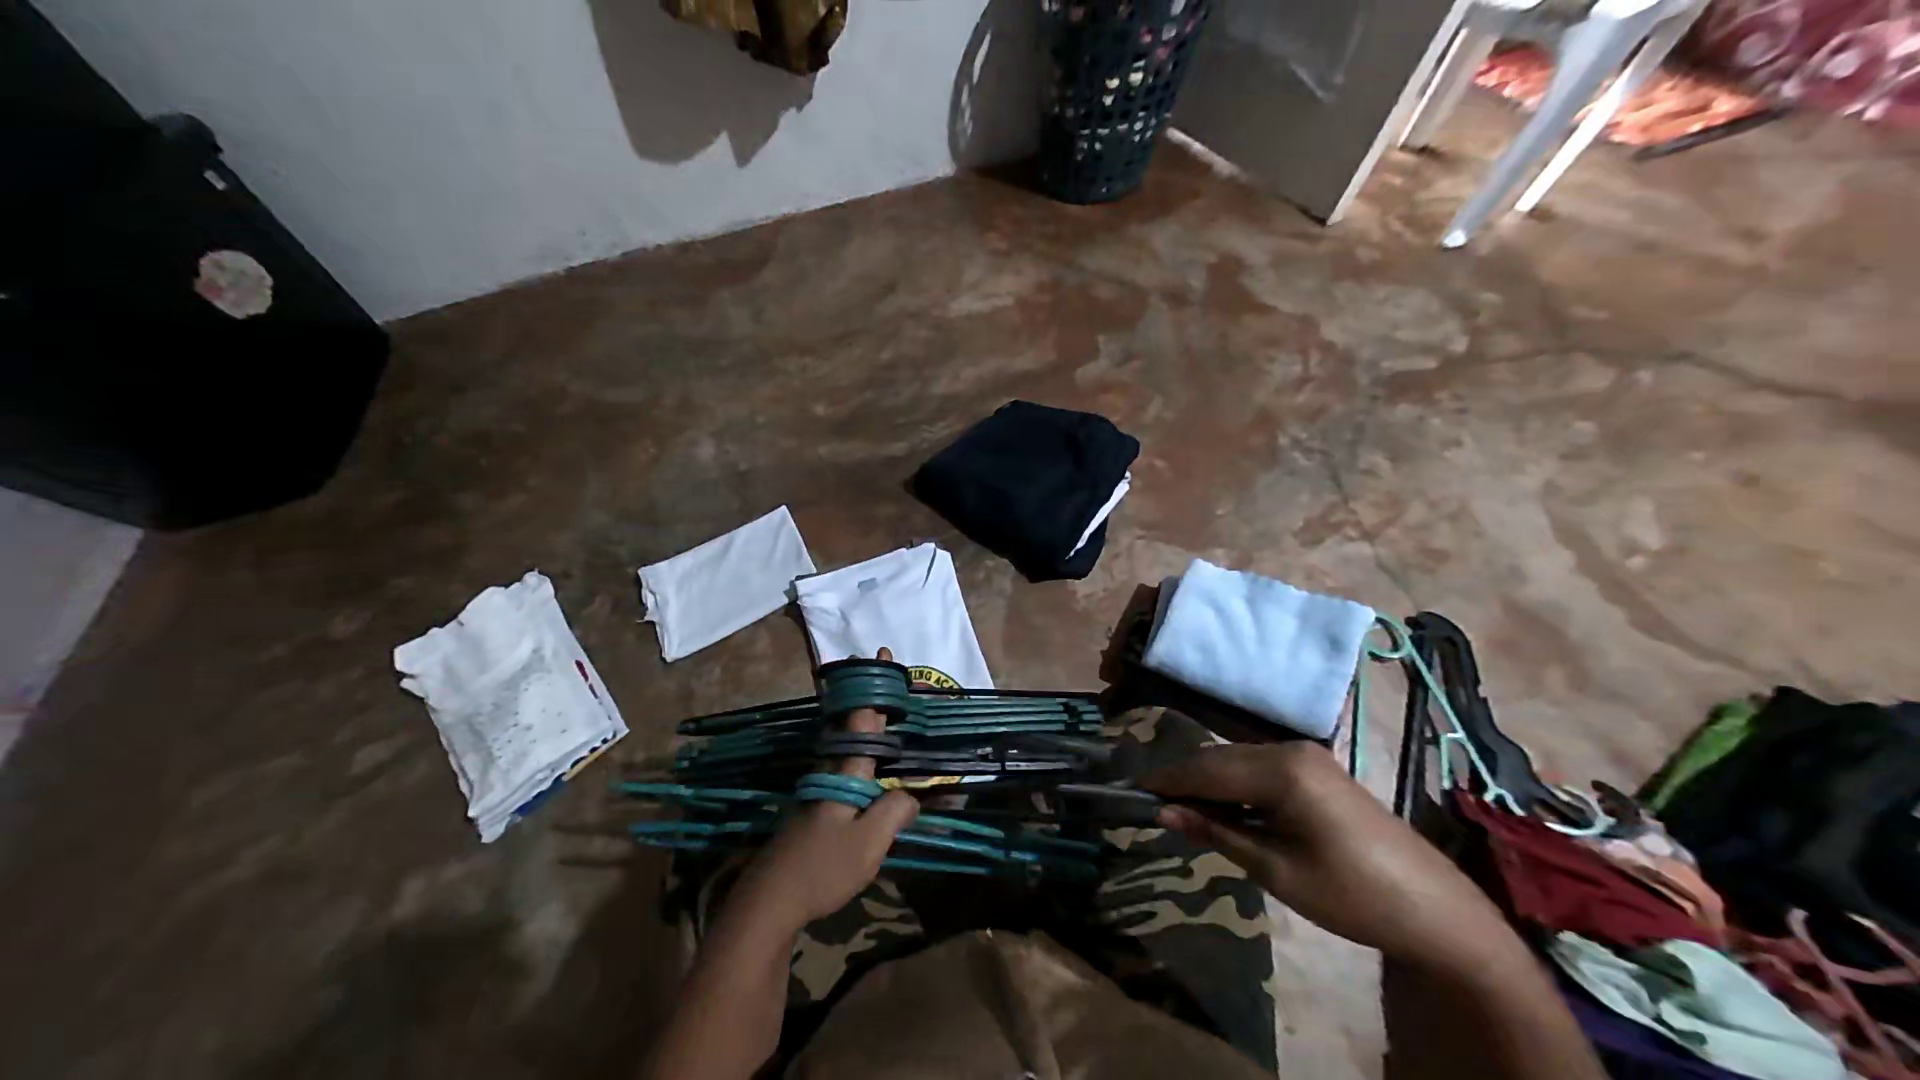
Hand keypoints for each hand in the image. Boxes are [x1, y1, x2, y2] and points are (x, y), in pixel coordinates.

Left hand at [723, 649, 918, 934]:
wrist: (768, 903)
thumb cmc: (821, 869)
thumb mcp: (868, 843)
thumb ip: (894, 812)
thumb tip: (910, 794)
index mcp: (844, 774)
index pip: (864, 721)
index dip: (877, 689)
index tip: (885, 656)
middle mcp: (830, 774)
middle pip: (856, 729)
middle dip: (878, 704)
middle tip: (901, 687)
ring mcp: (819, 793)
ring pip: (851, 752)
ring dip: (873, 733)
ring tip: (899, 726)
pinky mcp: (815, 812)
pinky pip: (848, 773)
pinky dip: (868, 761)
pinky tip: (879, 776)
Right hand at [1143, 741, 1521, 978]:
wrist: (1434, 909)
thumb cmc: (1351, 894)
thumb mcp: (1276, 870)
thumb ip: (1218, 833)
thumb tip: (1164, 812)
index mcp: (1282, 770)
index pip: (1206, 768)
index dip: (1167, 780)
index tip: (1130, 791)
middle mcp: (1291, 749)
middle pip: (1219, 758)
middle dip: (1183, 779)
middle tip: (1148, 802)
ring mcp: (1307, 755)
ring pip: (1237, 759)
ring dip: (1207, 781)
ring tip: (1176, 806)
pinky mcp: (1316, 768)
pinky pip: (1259, 766)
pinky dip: (1233, 783)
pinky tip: (1220, 805)